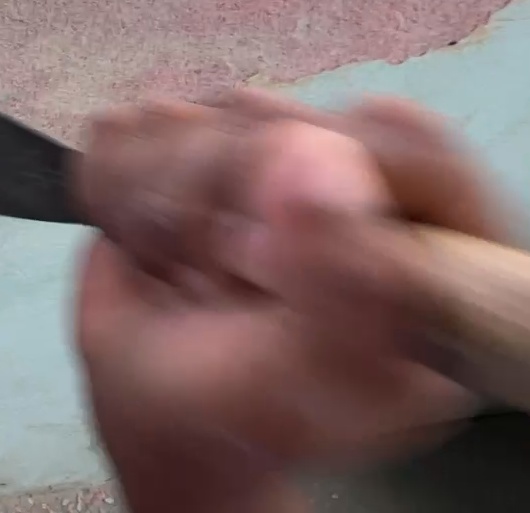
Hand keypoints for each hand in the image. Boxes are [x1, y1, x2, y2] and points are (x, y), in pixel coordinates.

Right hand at [72, 92, 515, 510]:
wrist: (144, 406)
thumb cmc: (239, 413)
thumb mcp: (309, 377)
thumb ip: (338, 280)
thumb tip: (314, 148)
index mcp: (422, 240)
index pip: (400, 142)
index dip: (324, 173)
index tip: (265, 242)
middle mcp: (334, 183)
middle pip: (259, 118)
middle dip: (208, 205)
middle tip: (211, 280)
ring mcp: (237, 158)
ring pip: (172, 117)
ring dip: (149, 207)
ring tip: (173, 271)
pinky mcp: (160, 153)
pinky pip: (116, 131)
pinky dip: (107, 192)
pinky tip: (136, 243)